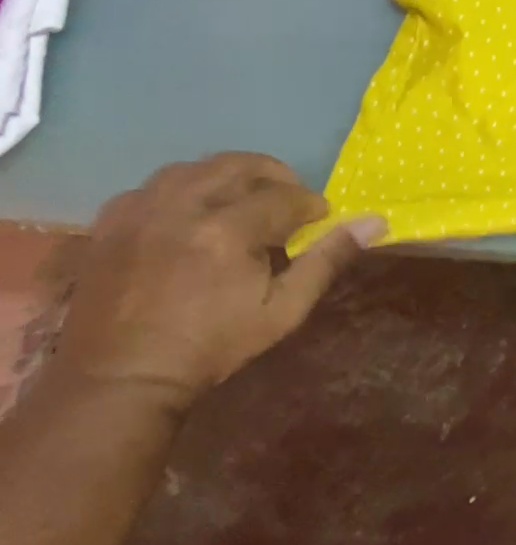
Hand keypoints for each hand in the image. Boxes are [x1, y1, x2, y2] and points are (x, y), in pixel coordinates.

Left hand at [48, 153, 385, 410]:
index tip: (319, 221)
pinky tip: (190, 215)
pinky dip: (178, 191)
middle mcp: (181, 211)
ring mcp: (138, 217)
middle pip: (237, 166)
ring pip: (191, 169)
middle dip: (274, 177)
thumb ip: (328, 259)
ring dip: (225, 177)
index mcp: (227, 232)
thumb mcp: (285, 308)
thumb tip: (377, 221)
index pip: (285, 195)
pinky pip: (148, 188)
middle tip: (287, 202)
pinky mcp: (109, 229)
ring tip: (240, 202)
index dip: (311, 205)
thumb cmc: (213, 344)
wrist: (121, 379)